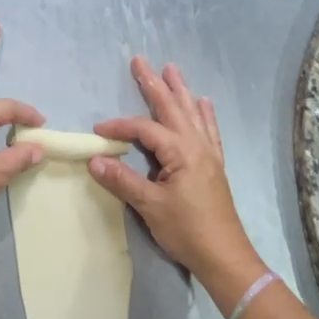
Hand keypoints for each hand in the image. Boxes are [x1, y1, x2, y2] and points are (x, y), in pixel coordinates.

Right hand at [88, 58, 261, 289]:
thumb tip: (93, 160)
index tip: (99, 131)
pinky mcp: (215, 166)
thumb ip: (122, 181)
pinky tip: (204, 102)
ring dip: (180, 91)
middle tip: (140, 61)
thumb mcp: (150, 206)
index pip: (144, 129)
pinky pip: (209, 131)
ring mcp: (208, 155)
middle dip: (154, 84)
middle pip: (171, 108)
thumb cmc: (187, 230)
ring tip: (172, 69)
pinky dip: (205, 115)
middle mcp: (196, 146)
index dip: (120, 126)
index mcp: (180, 152)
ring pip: (191, 114)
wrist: (225, 258)